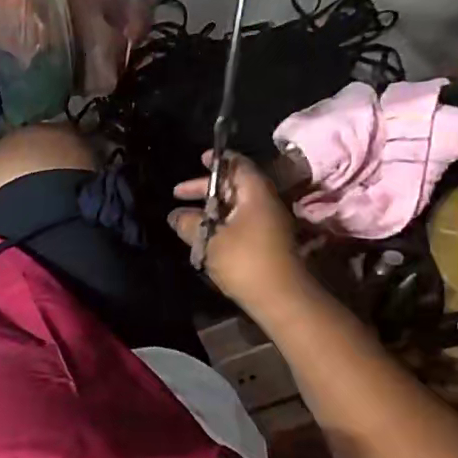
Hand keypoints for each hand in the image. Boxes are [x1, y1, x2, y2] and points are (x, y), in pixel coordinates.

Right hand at [169, 151, 312, 312]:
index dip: (216, 161)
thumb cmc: (245, 261)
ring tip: (185, 219)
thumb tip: (175, 215)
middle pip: (233, 186)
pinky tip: (203, 238)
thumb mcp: (210, 240)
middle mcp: (265, 202)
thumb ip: (189, 224)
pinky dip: (221, 225)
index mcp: (255, 192)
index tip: (198, 160)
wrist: (282, 297)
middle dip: (205, 190)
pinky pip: (241, 224)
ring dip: (211, 211)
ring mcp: (269, 223)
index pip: (236, 165)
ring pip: (235, 208)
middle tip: (178, 194)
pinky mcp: (267, 243)